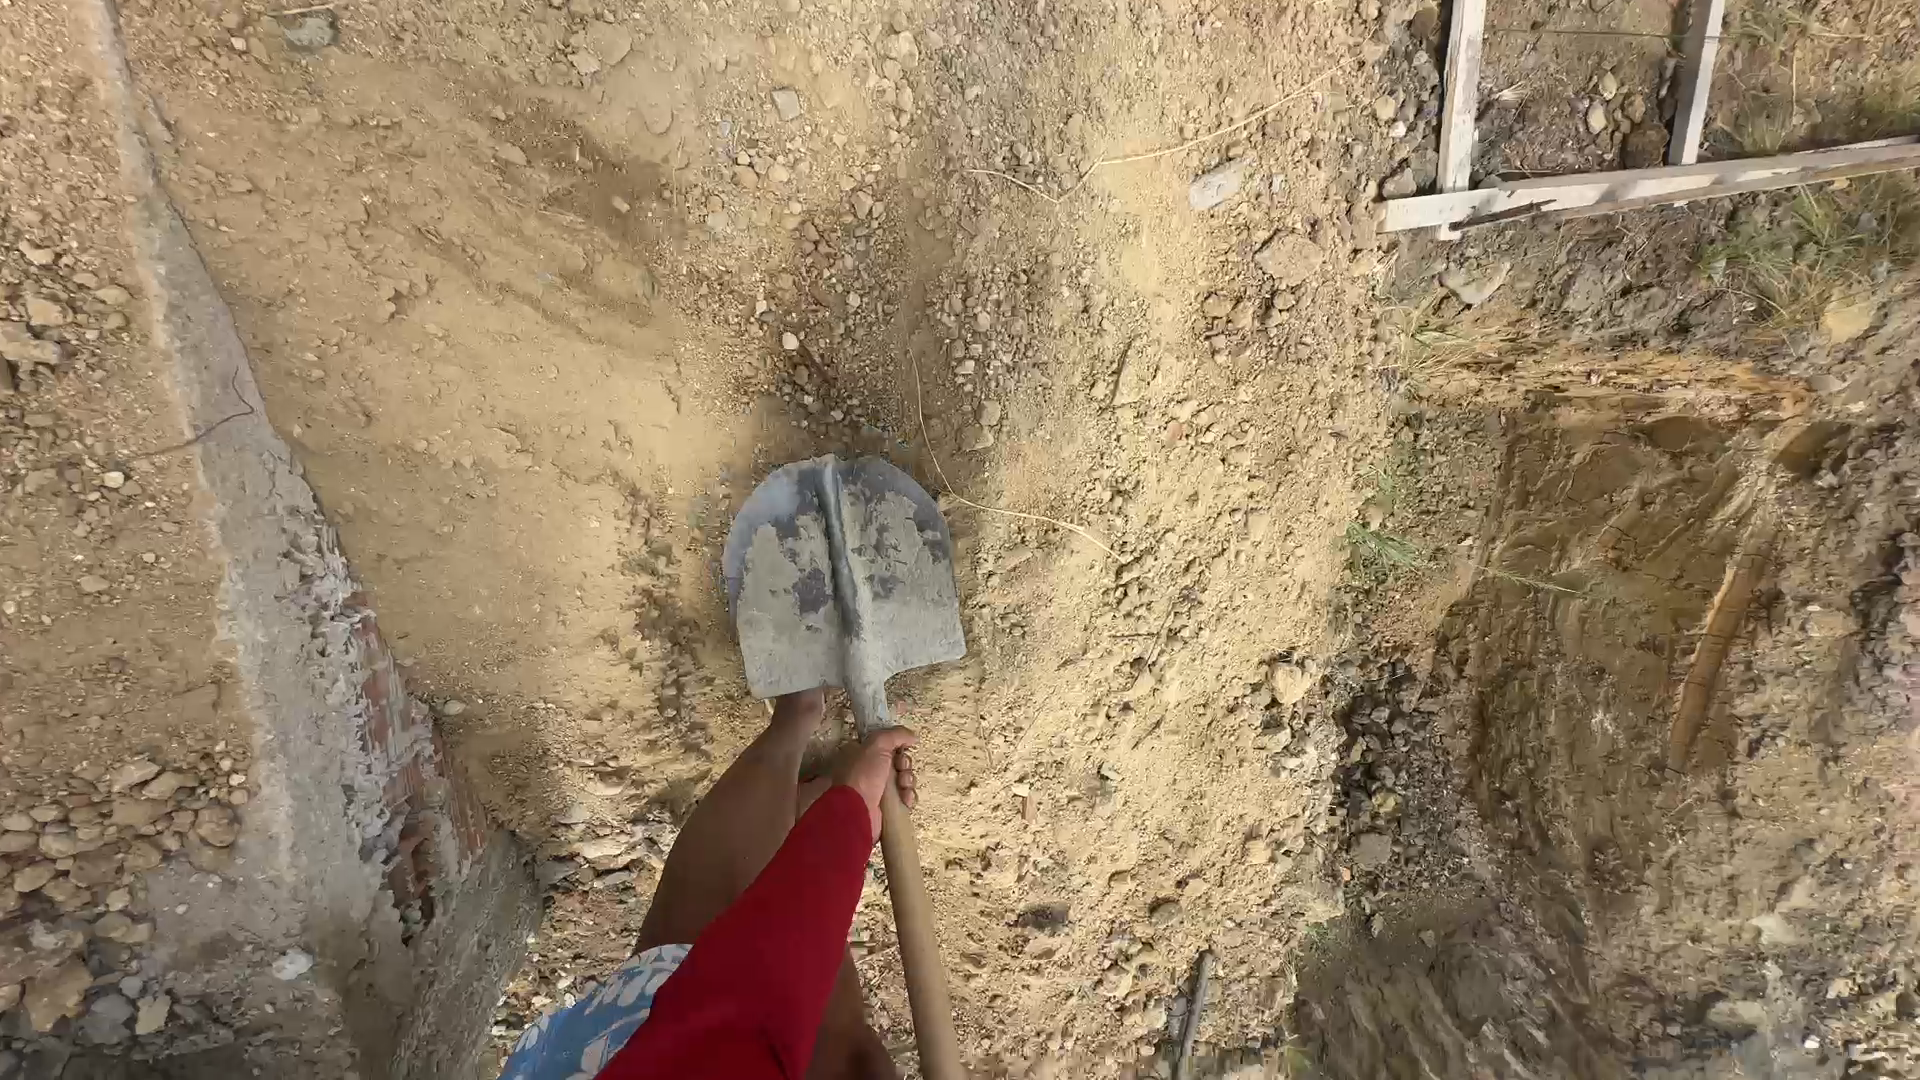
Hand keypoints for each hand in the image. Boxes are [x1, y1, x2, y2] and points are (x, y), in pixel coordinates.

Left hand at [832, 727, 917, 841]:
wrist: (856, 812)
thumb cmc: (863, 774)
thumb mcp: (877, 744)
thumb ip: (896, 734)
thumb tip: (913, 737)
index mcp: (861, 754)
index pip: (886, 745)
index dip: (897, 746)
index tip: (901, 749)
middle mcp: (868, 771)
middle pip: (897, 762)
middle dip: (904, 765)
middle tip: (901, 769)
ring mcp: (877, 790)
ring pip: (903, 780)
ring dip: (908, 781)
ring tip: (903, 787)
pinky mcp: (886, 807)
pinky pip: (904, 798)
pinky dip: (907, 797)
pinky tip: (905, 799)